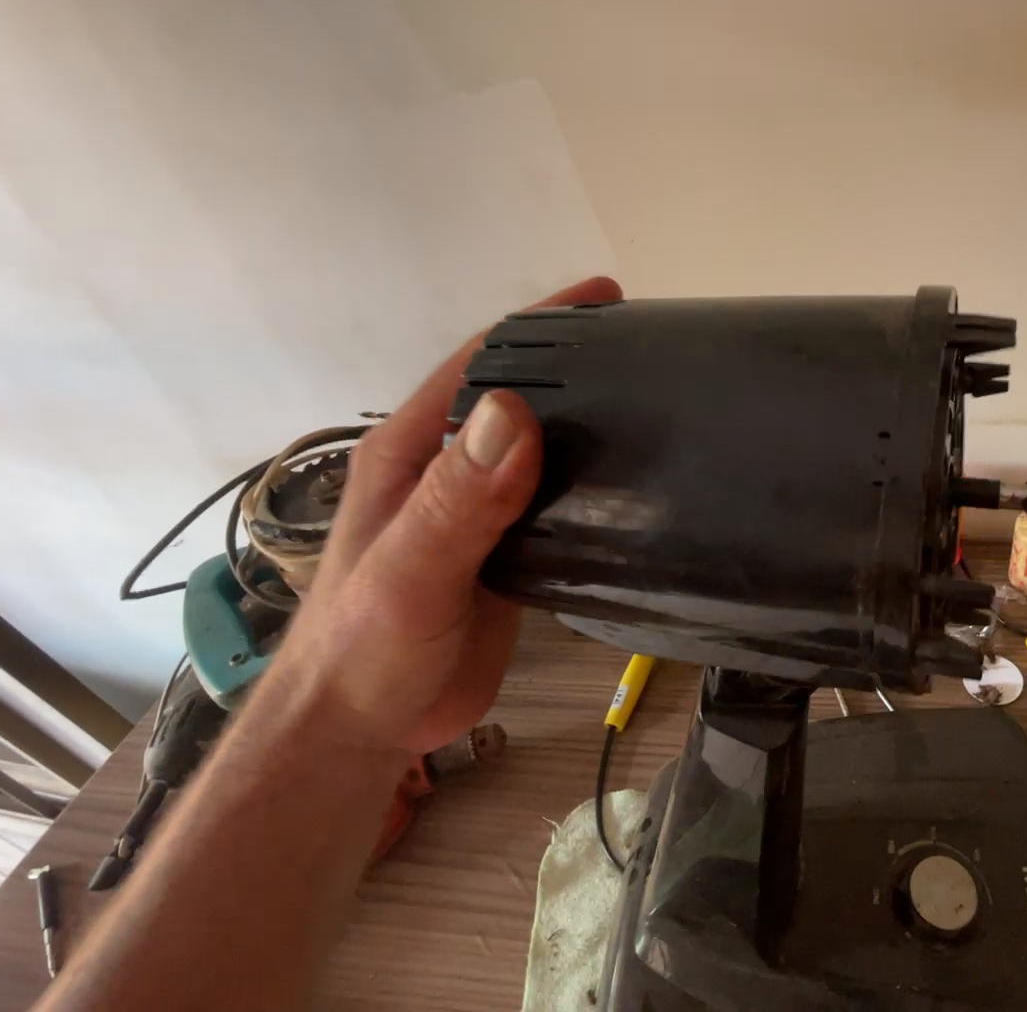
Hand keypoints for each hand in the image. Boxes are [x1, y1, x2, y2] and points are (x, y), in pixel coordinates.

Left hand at [273, 278, 621, 756]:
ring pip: (545, 453)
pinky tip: (638, 487)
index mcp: (413, 451)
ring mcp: (483, 513)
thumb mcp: (409, 571)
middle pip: (521, 402)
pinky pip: (558, 504)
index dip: (542, 324)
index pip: (483, 364)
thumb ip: (457, 500)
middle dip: (580, 370)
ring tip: (661, 410)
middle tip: (654, 356)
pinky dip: (596, 486)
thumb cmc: (366, 648)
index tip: (607, 298)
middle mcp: (450, 471)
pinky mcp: (510, 553)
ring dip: (593, 428)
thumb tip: (518, 413)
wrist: (366, 728)